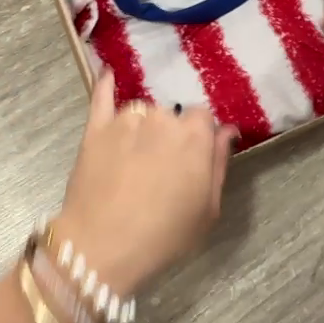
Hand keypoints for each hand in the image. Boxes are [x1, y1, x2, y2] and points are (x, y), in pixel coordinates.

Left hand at [50, 75, 236, 296]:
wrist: (102, 248)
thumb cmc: (164, 235)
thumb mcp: (207, 209)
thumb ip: (219, 163)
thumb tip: (227, 130)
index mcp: (194, 135)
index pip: (202, 118)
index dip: (198, 138)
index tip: (191, 160)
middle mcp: (162, 117)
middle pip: (171, 114)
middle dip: (170, 134)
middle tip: (161, 166)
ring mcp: (126, 119)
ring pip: (141, 111)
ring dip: (142, 126)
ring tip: (134, 157)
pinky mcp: (96, 127)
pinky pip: (102, 96)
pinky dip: (106, 85)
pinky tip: (108, 74)